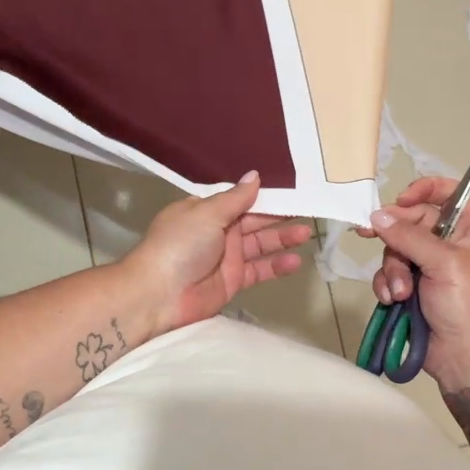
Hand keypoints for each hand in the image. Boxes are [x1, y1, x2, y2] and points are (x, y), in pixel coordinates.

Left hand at [123, 171, 312, 334]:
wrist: (159, 294)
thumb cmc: (180, 245)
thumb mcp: (205, 213)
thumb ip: (235, 198)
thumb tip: (255, 175)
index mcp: (204, 210)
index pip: (239, 199)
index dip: (263, 195)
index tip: (291, 188)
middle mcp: (216, 231)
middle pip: (253, 220)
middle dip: (278, 215)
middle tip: (309, 209)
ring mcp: (225, 257)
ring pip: (259, 245)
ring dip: (282, 239)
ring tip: (307, 233)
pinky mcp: (233, 281)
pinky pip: (259, 270)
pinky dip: (277, 266)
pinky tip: (296, 261)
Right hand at [358, 177, 469, 390]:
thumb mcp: (446, 264)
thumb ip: (409, 236)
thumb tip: (376, 214)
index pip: (452, 195)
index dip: (427, 190)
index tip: (401, 199)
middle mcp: (450, 248)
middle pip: (411, 223)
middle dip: (394, 237)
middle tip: (368, 234)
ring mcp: (429, 272)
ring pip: (395, 252)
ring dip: (391, 270)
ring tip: (400, 294)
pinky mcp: (412, 294)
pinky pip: (389, 278)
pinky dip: (386, 287)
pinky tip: (392, 302)